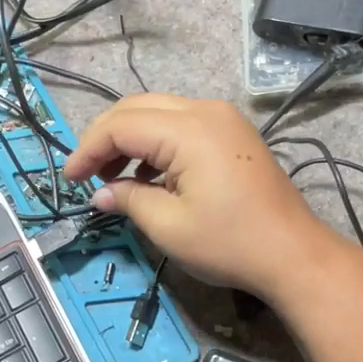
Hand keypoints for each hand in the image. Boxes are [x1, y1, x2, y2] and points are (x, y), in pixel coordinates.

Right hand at [65, 94, 349, 300]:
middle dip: (105, 139)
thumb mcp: (169, 227)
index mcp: (188, 130)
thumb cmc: (229, 243)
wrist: (292, 253)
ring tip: (114, 180)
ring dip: (130, 140)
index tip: (70, 180)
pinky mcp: (232, 135)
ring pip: (159, 113)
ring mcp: (223, 120)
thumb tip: (101, 193)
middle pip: (138, 108)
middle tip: (86, 175)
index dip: (88, 149)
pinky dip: (156, 145)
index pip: (121, 125)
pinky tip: (148, 178)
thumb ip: (129, 200)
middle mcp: (206, 111)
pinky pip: (182, 125)